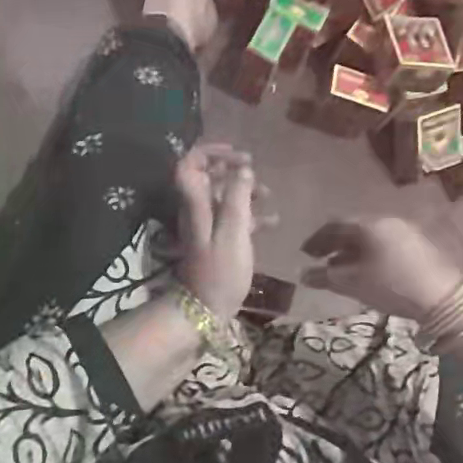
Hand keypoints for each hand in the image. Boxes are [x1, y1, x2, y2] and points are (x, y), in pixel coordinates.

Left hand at [173, 144, 256, 315]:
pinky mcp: (218, 242)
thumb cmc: (220, 271)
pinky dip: (251, 215)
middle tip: (255, 169)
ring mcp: (207, 227)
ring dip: (244, 191)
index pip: (189, 164)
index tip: (236, 155)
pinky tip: (273, 221)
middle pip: (208, 178)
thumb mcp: (233, 232)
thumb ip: (237, 198)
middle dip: (232, 170)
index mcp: (195, 204)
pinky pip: (233, 219)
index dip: (209, 152)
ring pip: (223, 197)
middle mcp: (197, 210)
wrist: (205, 309)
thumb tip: (242, 169)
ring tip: (268, 194)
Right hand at [301, 217, 462, 321]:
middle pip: (353, 229)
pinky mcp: (417, 245)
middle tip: (320, 260)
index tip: (304, 254)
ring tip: (340, 269)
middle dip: (334, 244)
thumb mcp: (353, 283)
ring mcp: (405, 232)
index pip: (335, 225)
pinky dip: (368, 254)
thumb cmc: (390, 286)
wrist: (442, 298)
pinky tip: (365, 271)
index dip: (316, 239)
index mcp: (368, 225)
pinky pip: (384, 243)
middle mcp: (386, 221)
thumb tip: (303, 274)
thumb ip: (325, 276)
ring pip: (370, 237)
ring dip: (351, 251)